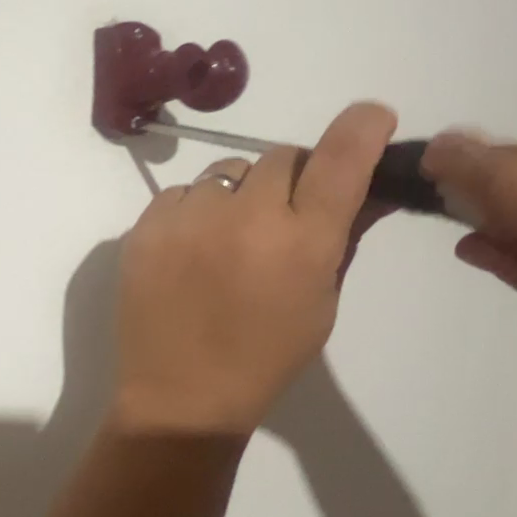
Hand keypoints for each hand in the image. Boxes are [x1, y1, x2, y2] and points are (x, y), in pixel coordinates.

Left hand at [113, 103, 398, 432]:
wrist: (182, 398)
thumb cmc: (264, 360)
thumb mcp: (321, 305)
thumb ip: (342, 239)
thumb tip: (366, 191)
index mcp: (302, 243)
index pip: (341, 159)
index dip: (362, 128)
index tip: (372, 119)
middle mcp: (247, 217)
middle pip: (281, 156)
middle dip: (292, 177)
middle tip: (284, 215)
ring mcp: (189, 218)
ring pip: (226, 172)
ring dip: (239, 195)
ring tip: (229, 241)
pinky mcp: (145, 227)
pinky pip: (182, 195)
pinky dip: (194, 213)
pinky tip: (192, 253)